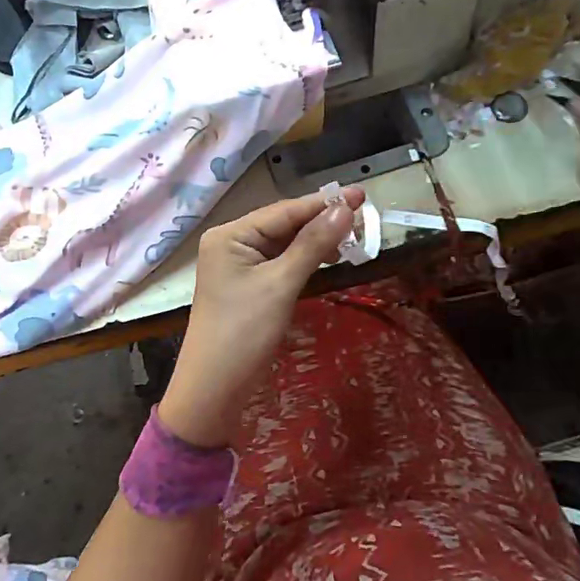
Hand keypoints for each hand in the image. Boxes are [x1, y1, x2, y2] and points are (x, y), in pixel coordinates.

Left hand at [158, 187, 362, 448]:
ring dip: (317, 241)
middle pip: (284, 224)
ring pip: (285, 244)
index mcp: (230, 235)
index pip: (284, 211)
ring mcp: (239, 266)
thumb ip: (312, 244)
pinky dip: (305, 260)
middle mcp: (231, 243)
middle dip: (322, 221)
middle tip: (364, 218)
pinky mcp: (248, 286)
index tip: (361, 194)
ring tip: (354, 238)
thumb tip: (344, 209)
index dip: (324, 203)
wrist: (215, 386)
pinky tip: (329, 259)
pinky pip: (281, 263)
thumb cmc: (244, 331)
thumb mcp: (281, 284)